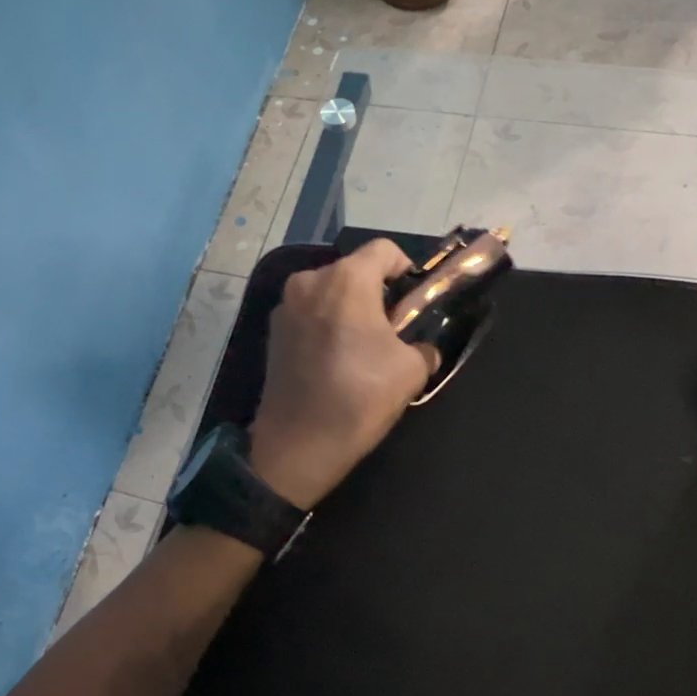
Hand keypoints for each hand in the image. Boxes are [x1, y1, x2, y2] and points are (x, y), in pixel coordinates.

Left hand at [248, 240, 437, 508]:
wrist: (299, 445)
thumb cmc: (360, 397)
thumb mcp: (412, 371)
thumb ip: (423, 347)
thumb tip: (422, 348)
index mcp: (347, 279)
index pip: (385, 250)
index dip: (406, 269)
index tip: (415, 299)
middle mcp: (310, 281)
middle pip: (353, 271)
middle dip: (376, 293)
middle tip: (393, 330)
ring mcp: (285, 307)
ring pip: (329, 294)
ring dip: (349, 311)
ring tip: (363, 350)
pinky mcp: (273, 333)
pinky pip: (309, 316)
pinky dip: (326, 327)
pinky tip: (336, 362)